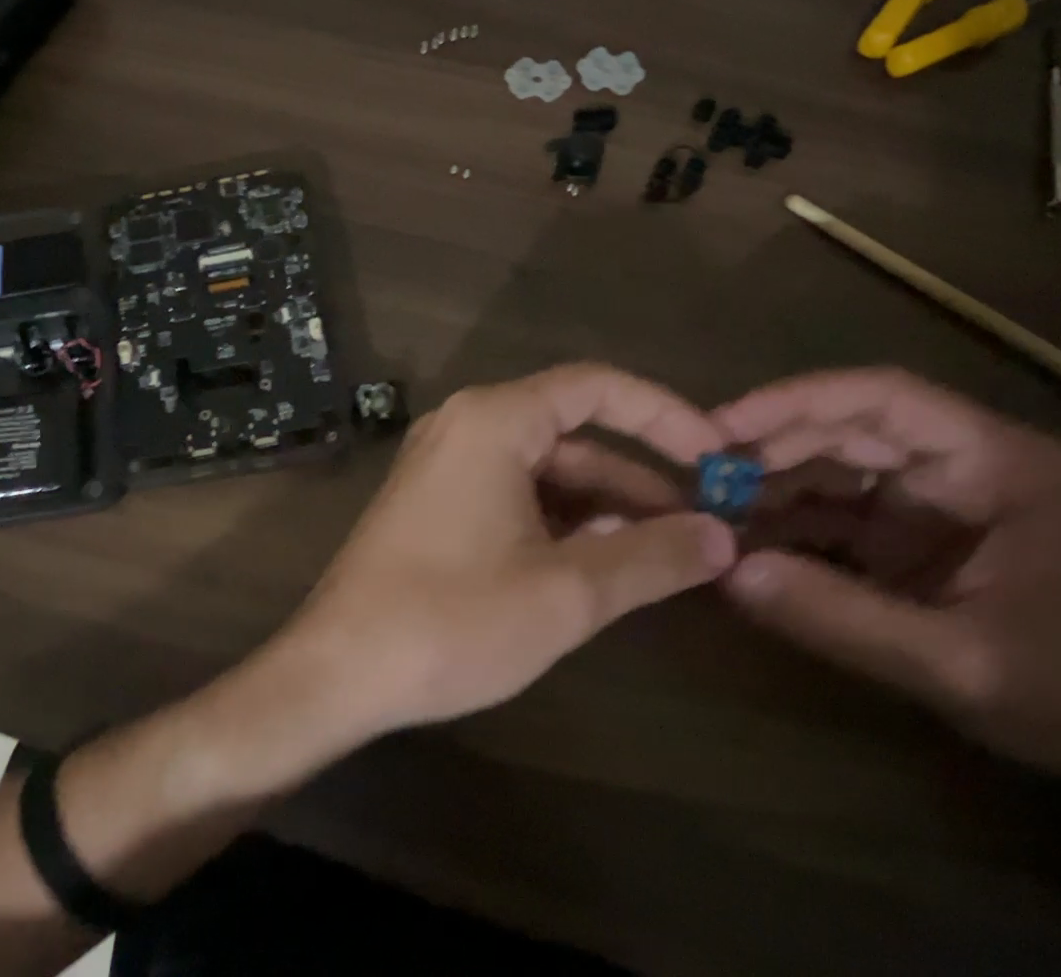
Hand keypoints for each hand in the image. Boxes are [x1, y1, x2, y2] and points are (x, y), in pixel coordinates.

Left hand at [258, 364, 736, 739]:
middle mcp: (463, 429)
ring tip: (663, 555)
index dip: (667, 417)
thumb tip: (724, 536)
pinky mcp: (429, 509)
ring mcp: (440, 469)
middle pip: (572, 434)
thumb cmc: (451, 621)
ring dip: (602, 507)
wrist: (336, 672)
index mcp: (493, 422)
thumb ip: (652, 556)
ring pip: (542, 472)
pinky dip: (558, 523)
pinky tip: (597, 567)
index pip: (597, 388)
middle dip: (639, 477)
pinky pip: (510, 497)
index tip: (717, 461)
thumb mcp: (567, 592)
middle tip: (702, 526)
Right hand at [714, 368, 1060, 794]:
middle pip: (847, 431)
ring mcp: (933, 504)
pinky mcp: (910, 542)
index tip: (718, 429)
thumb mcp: (956, 663)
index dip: (795, 403)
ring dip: (769, 489)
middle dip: (768, 450)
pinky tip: (740, 547)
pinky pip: (834, 518)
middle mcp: (961, 468)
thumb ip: (841, 618)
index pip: (884, 401)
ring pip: (832, 471)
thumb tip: (728, 572)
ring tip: (705, 514)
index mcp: (997, 465)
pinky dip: (785, 529)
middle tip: (696, 482)